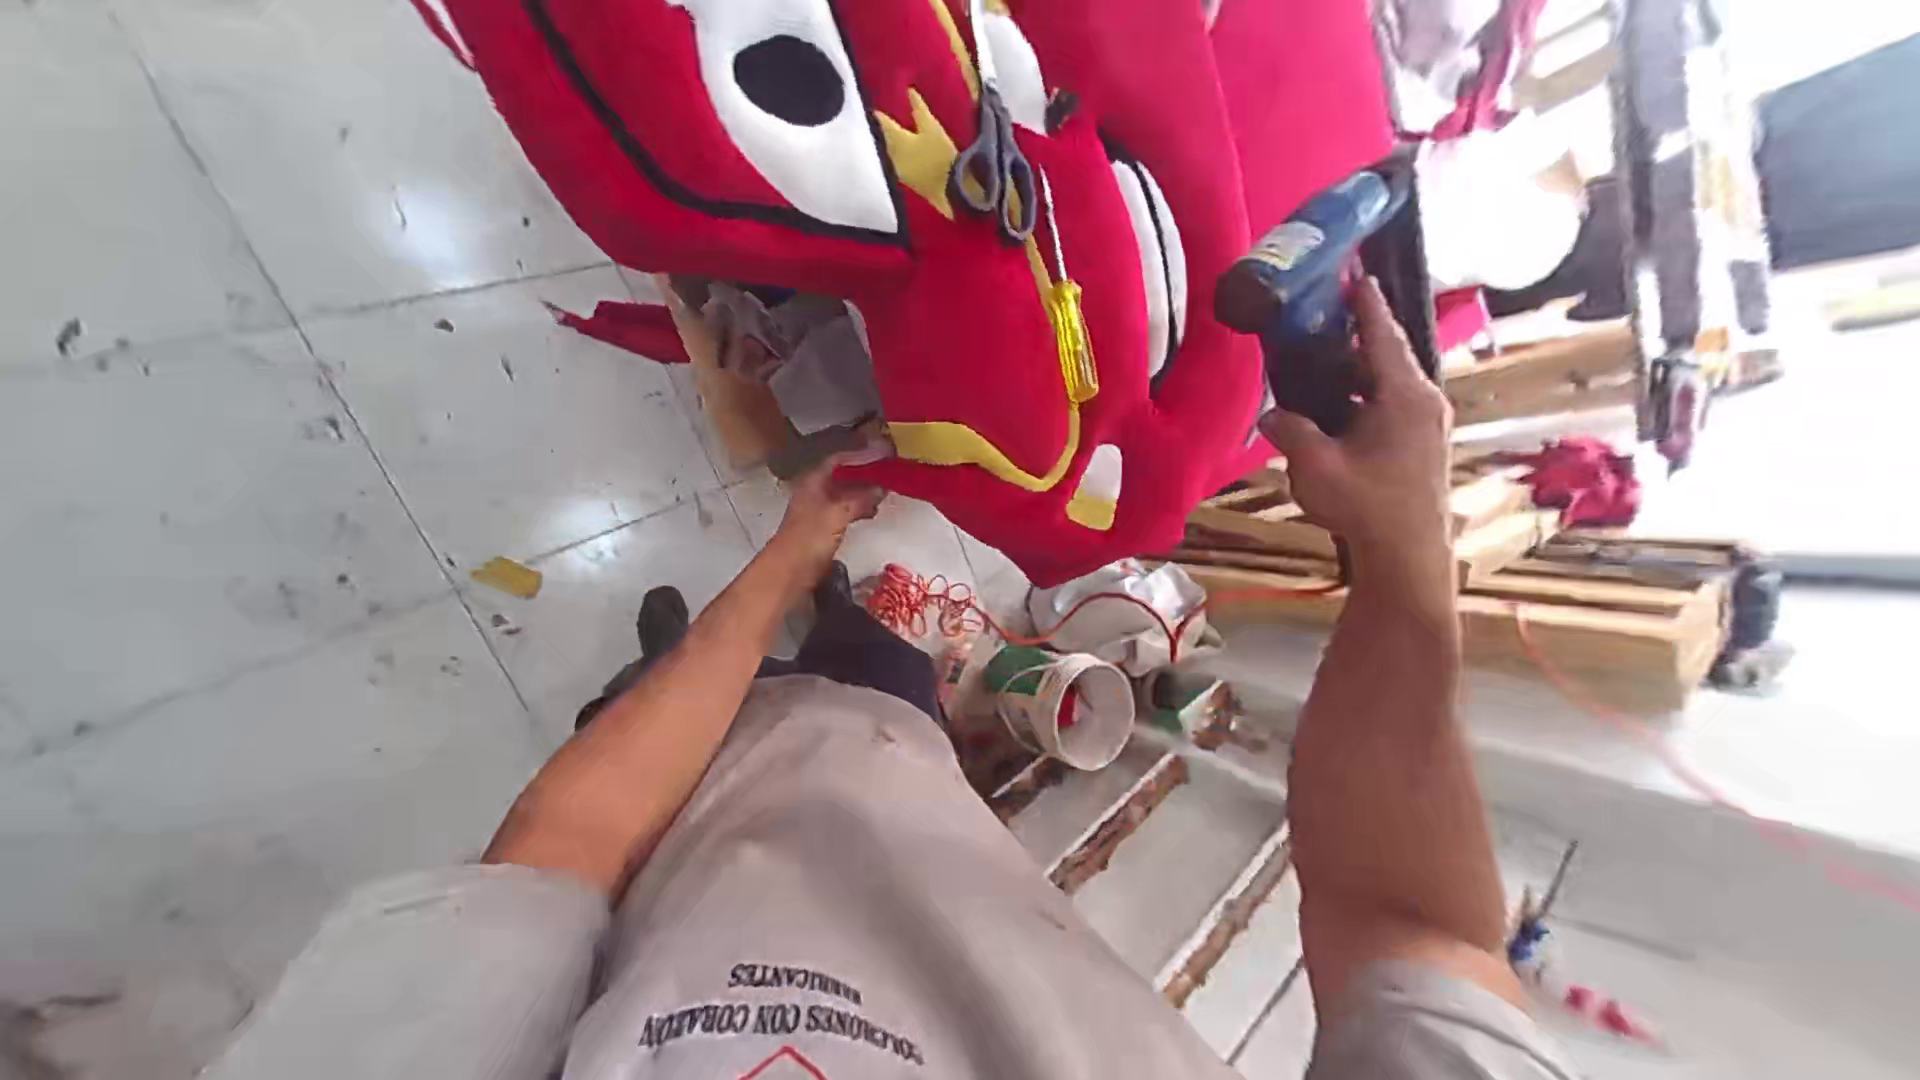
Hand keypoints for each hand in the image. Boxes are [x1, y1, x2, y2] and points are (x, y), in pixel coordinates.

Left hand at [771, 454, 884, 570]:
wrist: (789, 571)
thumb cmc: (809, 537)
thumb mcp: (838, 513)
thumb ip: (860, 498)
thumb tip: (882, 488)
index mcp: (813, 482)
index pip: (838, 459)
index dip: (860, 455)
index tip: (883, 453)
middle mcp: (815, 492)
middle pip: (842, 475)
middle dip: (865, 472)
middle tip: (889, 471)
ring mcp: (819, 510)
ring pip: (845, 493)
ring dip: (864, 491)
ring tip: (886, 491)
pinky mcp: (823, 528)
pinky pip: (846, 510)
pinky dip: (860, 508)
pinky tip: (872, 512)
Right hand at [1259, 277, 1452, 575]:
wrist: (1406, 552)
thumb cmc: (1365, 504)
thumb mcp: (1316, 465)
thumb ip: (1291, 430)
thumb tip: (1270, 413)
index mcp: (1405, 398)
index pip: (1383, 337)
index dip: (1367, 305)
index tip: (1355, 274)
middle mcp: (1424, 402)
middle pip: (1388, 358)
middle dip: (1357, 338)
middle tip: (1324, 320)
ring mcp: (1427, 424)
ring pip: (1389, 383)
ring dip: (1360, 371)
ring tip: (1325, 361)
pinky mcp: (1421, 444)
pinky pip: (1390, 404)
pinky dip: (1365, 395)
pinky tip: (1339, 406)